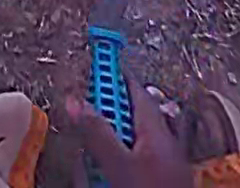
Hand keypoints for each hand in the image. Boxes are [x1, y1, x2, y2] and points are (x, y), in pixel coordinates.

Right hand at [60, 72, 197, 187]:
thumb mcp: (118, 167)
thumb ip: (97, 132)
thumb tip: (74, 99)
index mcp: (158, 132)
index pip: (134, 90)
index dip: (113, 74)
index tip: (92, 64)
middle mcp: (165, 146)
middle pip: (130, 117)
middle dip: (105, 115)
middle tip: (83, 117)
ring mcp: (164, 169)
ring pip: (129, 144)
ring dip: (107, 145)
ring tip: (90, 158)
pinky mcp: (159, 185)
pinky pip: (133, 165)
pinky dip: (115, 166)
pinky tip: (102, 178)